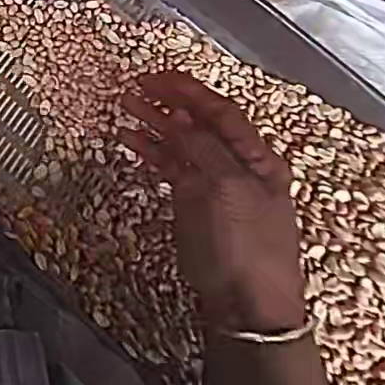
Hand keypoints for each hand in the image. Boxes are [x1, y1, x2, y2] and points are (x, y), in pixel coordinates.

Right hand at [121, 72, 307, 332]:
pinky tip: (131, 139)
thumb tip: (180, 114)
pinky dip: (151, 150)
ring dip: (156, 122)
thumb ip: (203, 147)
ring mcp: (213, 183)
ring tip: (126, 106)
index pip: (222, 111)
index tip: (158, 77)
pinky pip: (171, 166)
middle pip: (200, 123)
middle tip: (138, 86)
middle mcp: (236, 164)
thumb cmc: (246, 245)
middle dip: (169, 102)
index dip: (190, 91)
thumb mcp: (228, 189)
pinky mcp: (193, 202)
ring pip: (182, 142)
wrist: (247, 307)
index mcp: (257, 158)